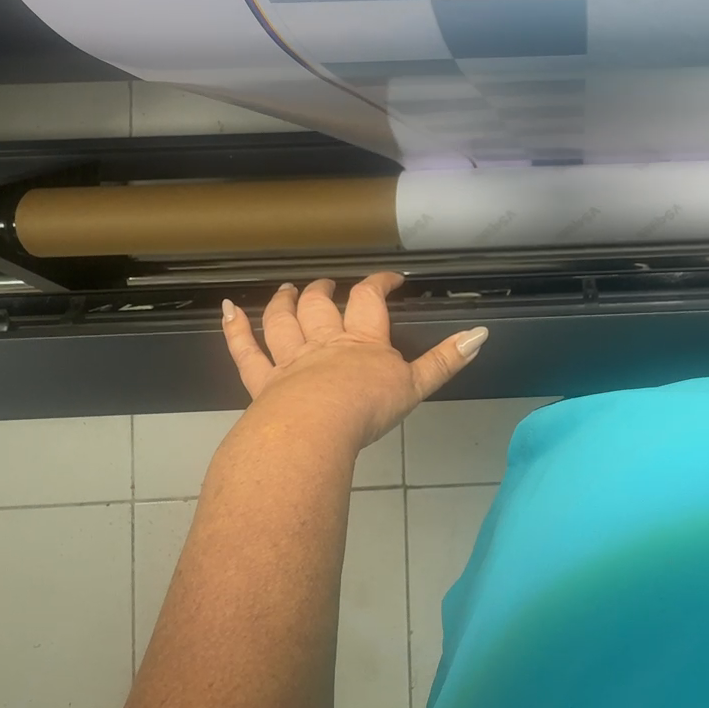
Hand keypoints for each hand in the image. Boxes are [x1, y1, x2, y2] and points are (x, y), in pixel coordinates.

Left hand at [221, 272, 487, 451]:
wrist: (314, 429)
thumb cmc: (366, 408)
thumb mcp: (416, 385)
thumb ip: (446, 360)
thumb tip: (480, 333)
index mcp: (363, 341)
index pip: (371, 300)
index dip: (380, 284)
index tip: (391, 278)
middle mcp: (324, 342)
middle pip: (322, 307)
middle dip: (325, 292)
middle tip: (326, 284)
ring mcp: (290, 360)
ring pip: (283, 322)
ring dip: (284, 303)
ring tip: (287, 289)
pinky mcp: (262, 381)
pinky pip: (245, 350)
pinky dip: (235, 328)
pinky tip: (227, 309)